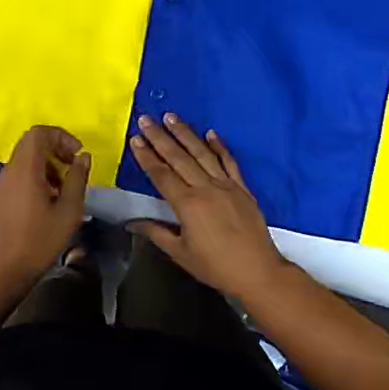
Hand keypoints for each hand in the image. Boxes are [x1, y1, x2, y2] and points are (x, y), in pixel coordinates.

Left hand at [0, 125, 90, 278]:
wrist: (8, 268)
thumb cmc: (42, 239)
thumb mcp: (69, 210)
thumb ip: (77, 178)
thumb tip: (82, 157)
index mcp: (25, 170)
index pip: (38, 133)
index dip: (60, 137)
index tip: (76, 156)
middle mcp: (9, 171)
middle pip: (30, 143)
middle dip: (55, 150)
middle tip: (72, 170)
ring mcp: (1, 184)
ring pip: (24, 159)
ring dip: (46, 165)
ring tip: (62, 189)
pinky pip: (17, 175)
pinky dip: (34, 177)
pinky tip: (45, 201)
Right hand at [128, 114, 285, 298]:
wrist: (258, 272)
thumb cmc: (215, 266)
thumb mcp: (180, 253)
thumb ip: (155, 232)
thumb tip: (131, 223)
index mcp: (187, 205)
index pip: (161, 174)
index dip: (147, 156)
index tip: (136, 139)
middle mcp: (205, 189)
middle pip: (178, 157)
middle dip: (160, 137)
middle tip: (146, 119)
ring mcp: (226, 186)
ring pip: (202, 153)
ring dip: (185, 134)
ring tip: (171, 117)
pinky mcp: (242, 188)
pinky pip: (229, 162)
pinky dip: (219, 147)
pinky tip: (210, 133)